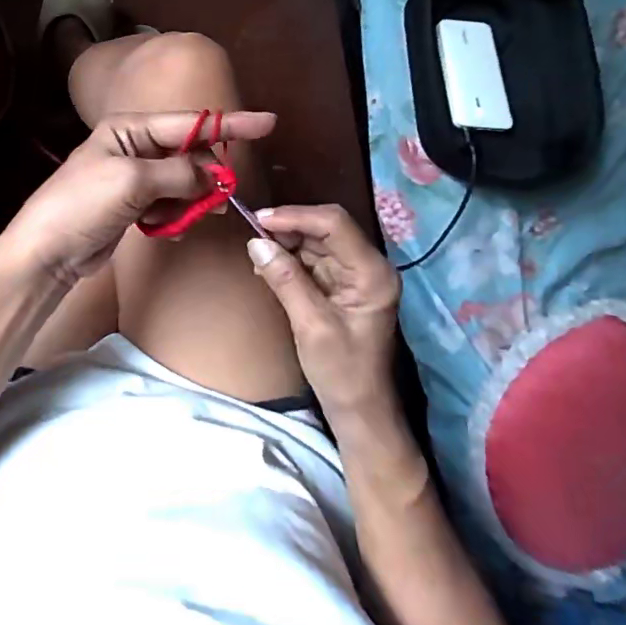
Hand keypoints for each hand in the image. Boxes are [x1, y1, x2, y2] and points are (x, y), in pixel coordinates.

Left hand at [0, 110, 276, 286]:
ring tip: (181, 218)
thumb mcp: (132, 181)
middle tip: (219, 197)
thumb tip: (215, 174)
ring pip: (183, 182)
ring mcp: (133, 177)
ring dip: (189, 200)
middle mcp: (132, 147)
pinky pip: (170, 204)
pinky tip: (164, 229)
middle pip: (189, 154)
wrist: (47, 251)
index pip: (188, 121)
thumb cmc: (81, 205)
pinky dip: (174, 216)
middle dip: (205, 175)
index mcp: (127, 128)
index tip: (269, 123)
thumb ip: (180, 173)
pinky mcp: (133, 205)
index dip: (229, 124)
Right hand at [246, 204, 402, 419]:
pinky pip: (311, 258)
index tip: (259, 220)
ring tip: (257, 250)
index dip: (296, 216)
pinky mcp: (340, 284)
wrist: (359, 408)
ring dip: (285, 241)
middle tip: (253, 233)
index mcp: (372, 273)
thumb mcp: (310, 325)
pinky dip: (287, 257)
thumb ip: (285, 280)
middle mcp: (368, 266)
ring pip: (316, 240)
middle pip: (326, 227)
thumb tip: (256, 243)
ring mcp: (354, 275)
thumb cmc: (342, 371)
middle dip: (288, 226)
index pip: (335, 224)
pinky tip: (268, 265)